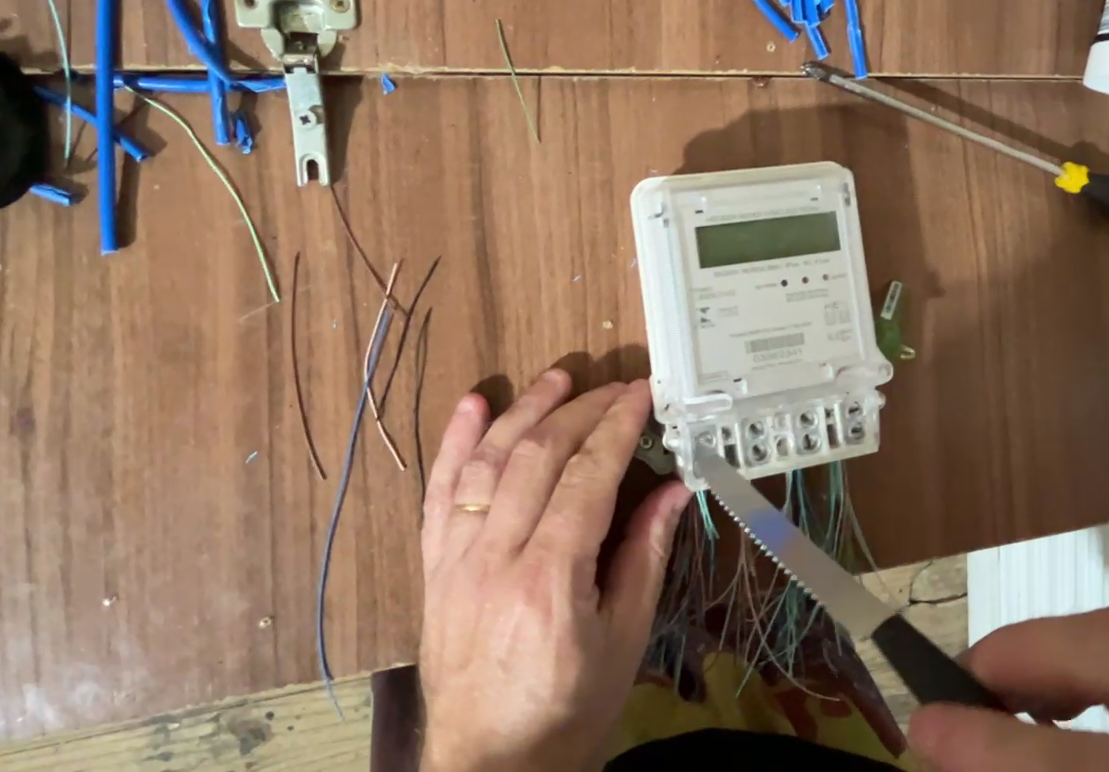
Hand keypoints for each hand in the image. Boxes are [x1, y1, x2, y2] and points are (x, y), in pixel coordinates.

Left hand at [418, 371, 691, 771]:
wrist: (489, 768)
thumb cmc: (570, 710)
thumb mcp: (625, 640)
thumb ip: (646, 555)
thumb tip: (674, 487)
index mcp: (550, 580)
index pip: (587, 477)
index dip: (617, 427)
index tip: (641, 394)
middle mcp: (495, 558)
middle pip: (538, 457)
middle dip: (582, 410)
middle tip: (615, 387)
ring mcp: (456, 559)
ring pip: (487, 462)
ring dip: (524, 410)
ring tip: (557, 377)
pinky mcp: (434, 566)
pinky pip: (438, 492)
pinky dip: (453, 442)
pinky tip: (472, 405)